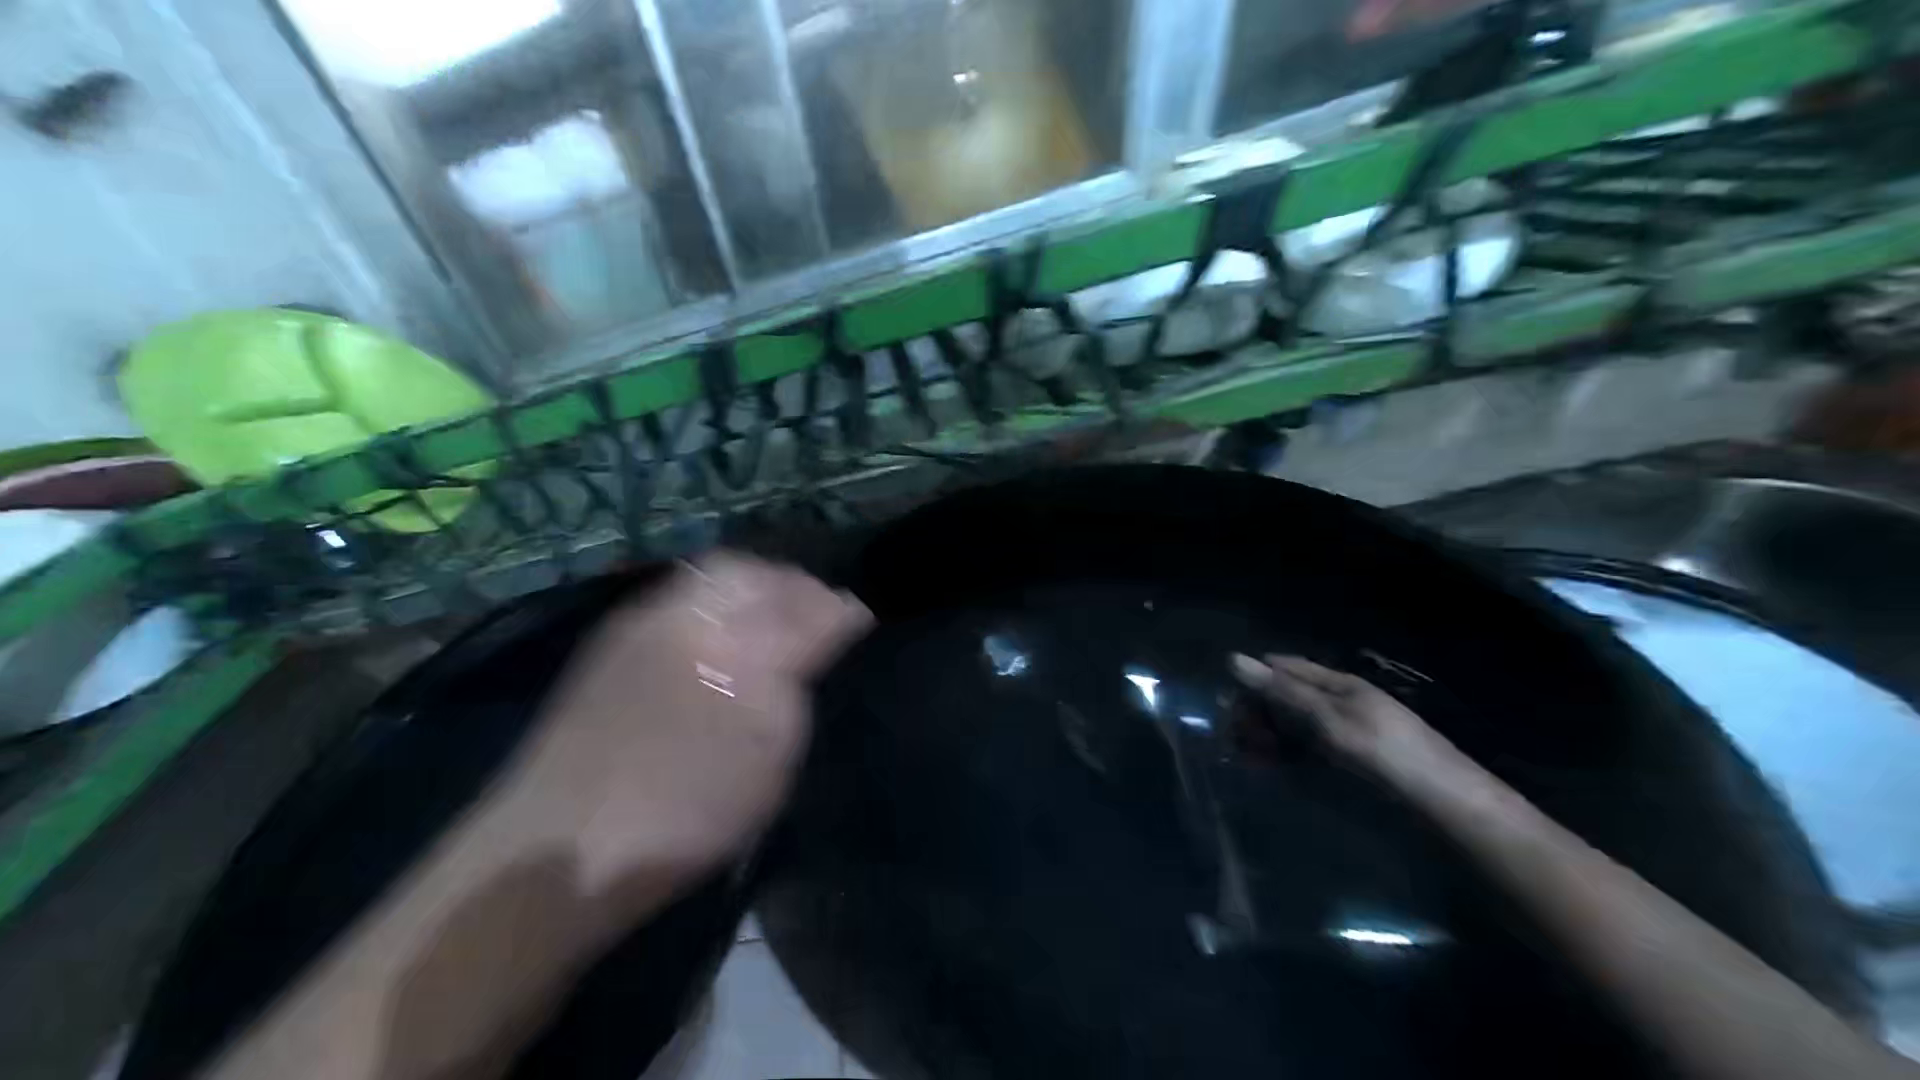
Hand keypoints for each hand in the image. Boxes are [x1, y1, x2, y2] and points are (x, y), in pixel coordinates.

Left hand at [504, 554, 871, 891]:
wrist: (566, 843)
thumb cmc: (686, 819)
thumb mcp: (770, 766)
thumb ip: (797, 692)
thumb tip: (819, 645)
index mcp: (745, 663)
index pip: (812, 615)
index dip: (843, 611)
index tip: (859, 618)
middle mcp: (699, 624)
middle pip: (765, 576)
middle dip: (800, 586)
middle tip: (818, 607)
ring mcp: (652, 620)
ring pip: (723, 571)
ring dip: (761, 581)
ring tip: (775, 606)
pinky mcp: (621, 630)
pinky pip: (686, 586)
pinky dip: (721, 590)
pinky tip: (726, 618)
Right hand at [1231, 653, 1466, 788]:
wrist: (1441, 800)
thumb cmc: (1382, 750)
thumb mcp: (1327, 717)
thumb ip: (1282, 690)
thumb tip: (1233, 658)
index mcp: (1336, 683)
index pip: (1282, 668)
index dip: (1253, 680)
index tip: (1229, 703)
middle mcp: (1337, 702)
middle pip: (1284, 697)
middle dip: (1256, 713)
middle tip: (1234, 738)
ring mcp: (1342, 731)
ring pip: (1291, 725)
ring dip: (1265, 736)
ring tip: (1245, 757)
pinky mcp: (1347, 759)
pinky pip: (1303, 749)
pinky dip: (1282, 754)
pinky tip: (1268, 767)